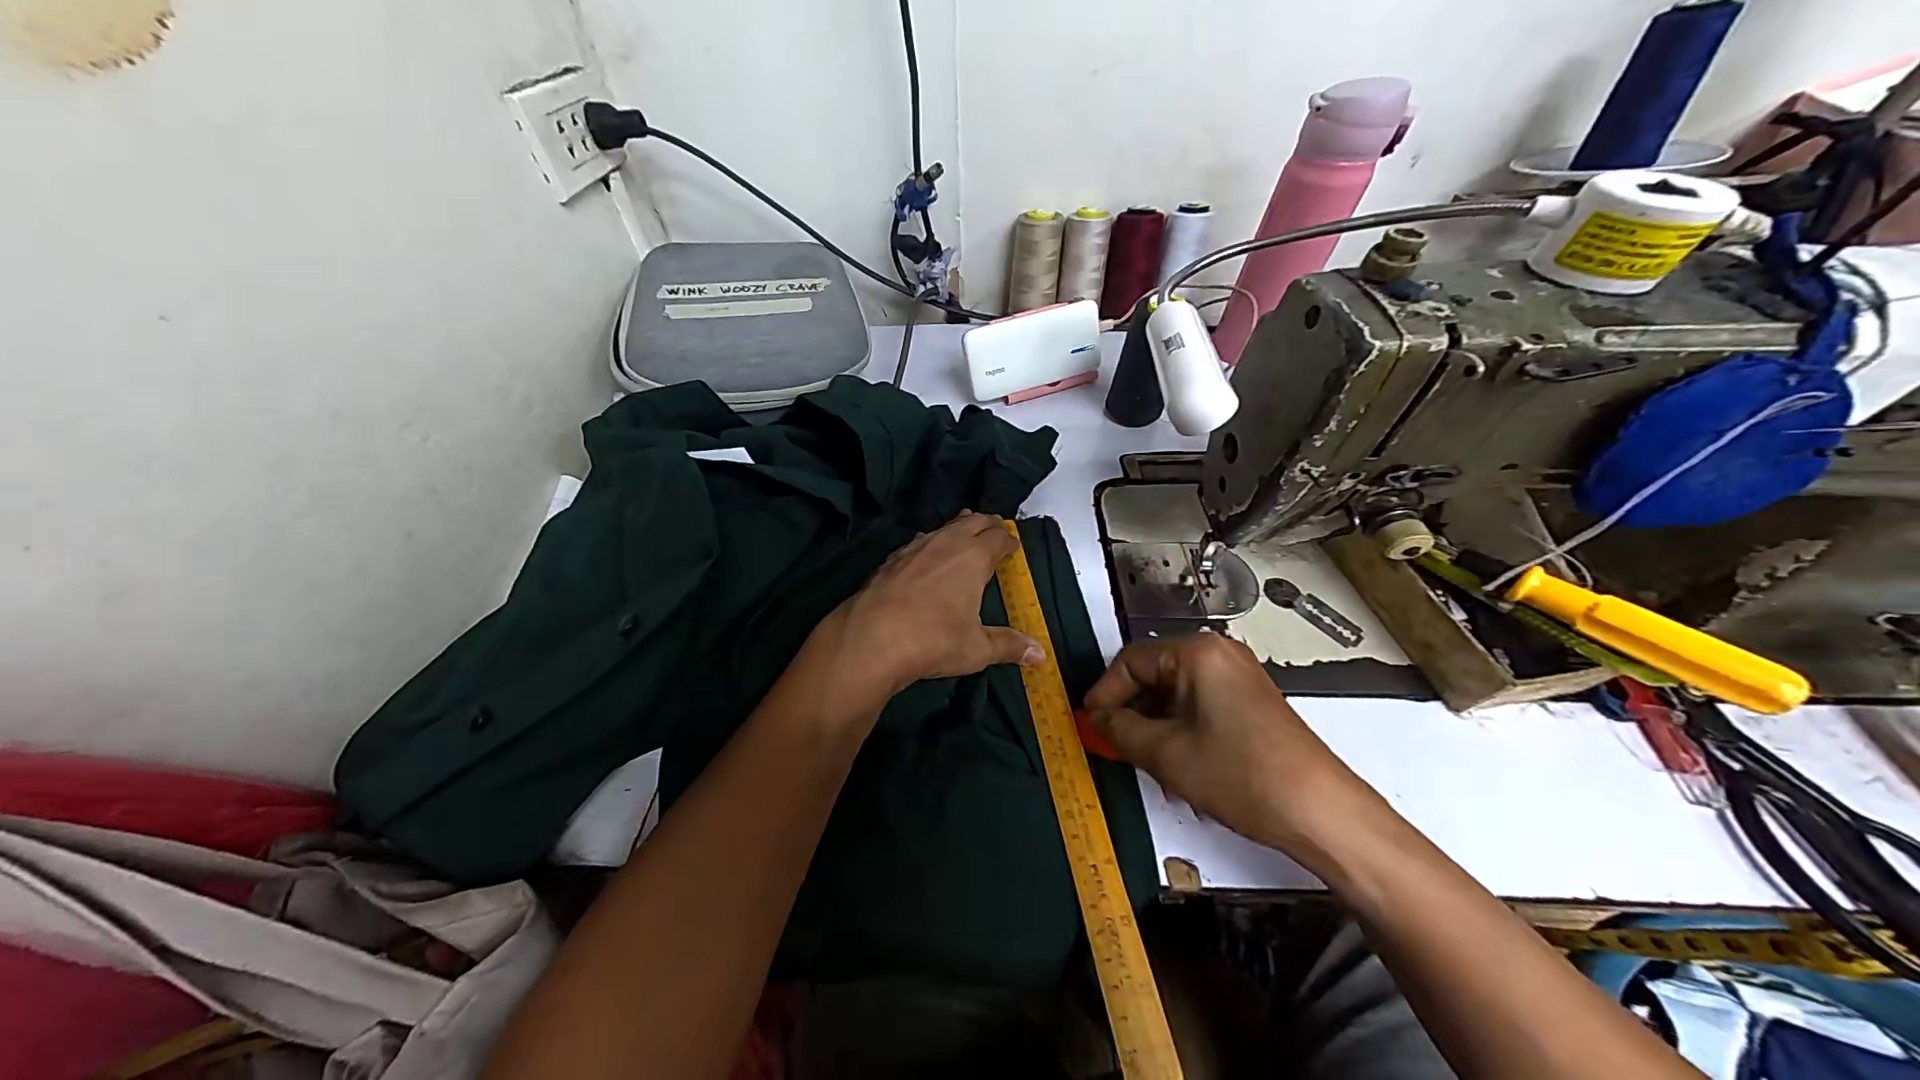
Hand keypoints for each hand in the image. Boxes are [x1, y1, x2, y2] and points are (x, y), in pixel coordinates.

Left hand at [816, 512, 1043, 702]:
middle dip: (986, 524)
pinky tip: (924, 553)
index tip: (1014, 545)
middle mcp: (945, 544)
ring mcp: (914, 549)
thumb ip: (1008, 646)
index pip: (998, 538)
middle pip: (971, 523)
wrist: (870, 639)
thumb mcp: (977, 648)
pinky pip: (917, 543)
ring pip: (942, 529)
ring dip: (956, 529)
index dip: (1008, 541)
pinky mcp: (889, 561)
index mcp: (973, 557)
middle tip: (995, 528)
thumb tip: (1040, 655)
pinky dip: (929, 544)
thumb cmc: (933, 640)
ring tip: (963, 531)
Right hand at [1086, 633, 1369, 850]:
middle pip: (1153, 676)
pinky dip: (1179, 732)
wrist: (1317, 812)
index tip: (1091, 721)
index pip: (1130, 661)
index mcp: (1198, 653)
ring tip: (1149, 764)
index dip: (1105, 694)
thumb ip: (1119, 730)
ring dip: (1154, 727)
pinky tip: (1177, 767)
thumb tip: (1099, 720)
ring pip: (1174, 696)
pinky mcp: (1249, 703)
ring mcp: (1238, 679)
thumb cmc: (1250, 776)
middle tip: (1114, 744)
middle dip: (1130, 713)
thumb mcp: (1164, 753)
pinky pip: (1198, 708)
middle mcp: (1220, 656)